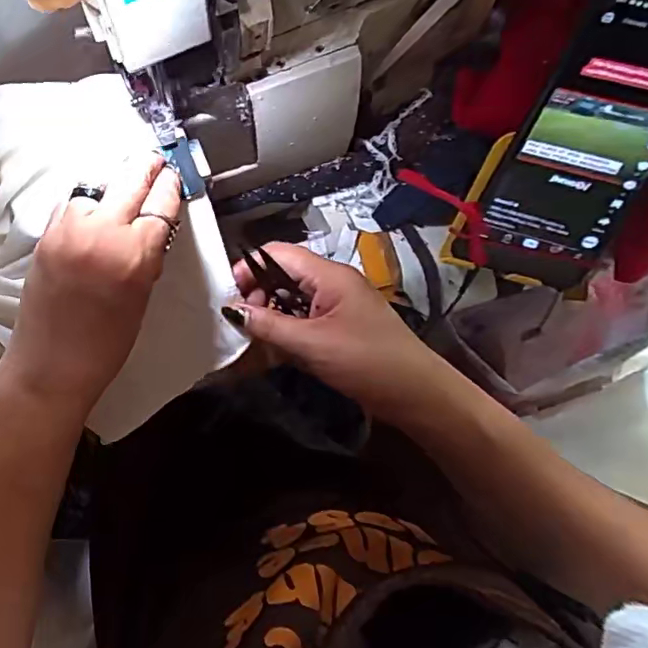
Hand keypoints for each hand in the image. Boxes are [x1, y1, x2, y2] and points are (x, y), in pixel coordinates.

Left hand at [0, 153, 182, 418]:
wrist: (49, 367)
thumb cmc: (103, 346)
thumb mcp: (141, 300)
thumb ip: (147, 258)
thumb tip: (152, 228)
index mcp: (134, 254)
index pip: (160, 203)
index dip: (170, 186)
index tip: (173, 175)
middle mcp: (101, 233)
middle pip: (129, 180)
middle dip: (146, 167)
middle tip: (154, 159)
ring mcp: (68, 232)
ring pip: (95, 188)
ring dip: (110, 186)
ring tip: (119, 191)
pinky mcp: (45, 237)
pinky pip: (70, 205)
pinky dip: (84, 202)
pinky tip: (91, 210)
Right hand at [227, 242, 466, 424]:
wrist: (416, 394)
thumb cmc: (365, 361)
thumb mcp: (310, 343)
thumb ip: (268, 325)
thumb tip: (232, 310)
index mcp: (328, 275)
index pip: (277, 253)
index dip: (249, 268)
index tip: (231, 296)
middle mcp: (332, 282)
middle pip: (282, 273)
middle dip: (258, 293)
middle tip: (245, 322)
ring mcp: (337, 303)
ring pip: (291, 296)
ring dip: (271, 313)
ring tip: (259, 337)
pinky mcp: (339, 324)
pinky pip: (303, 315)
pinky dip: (287, 327)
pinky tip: (279, 347)